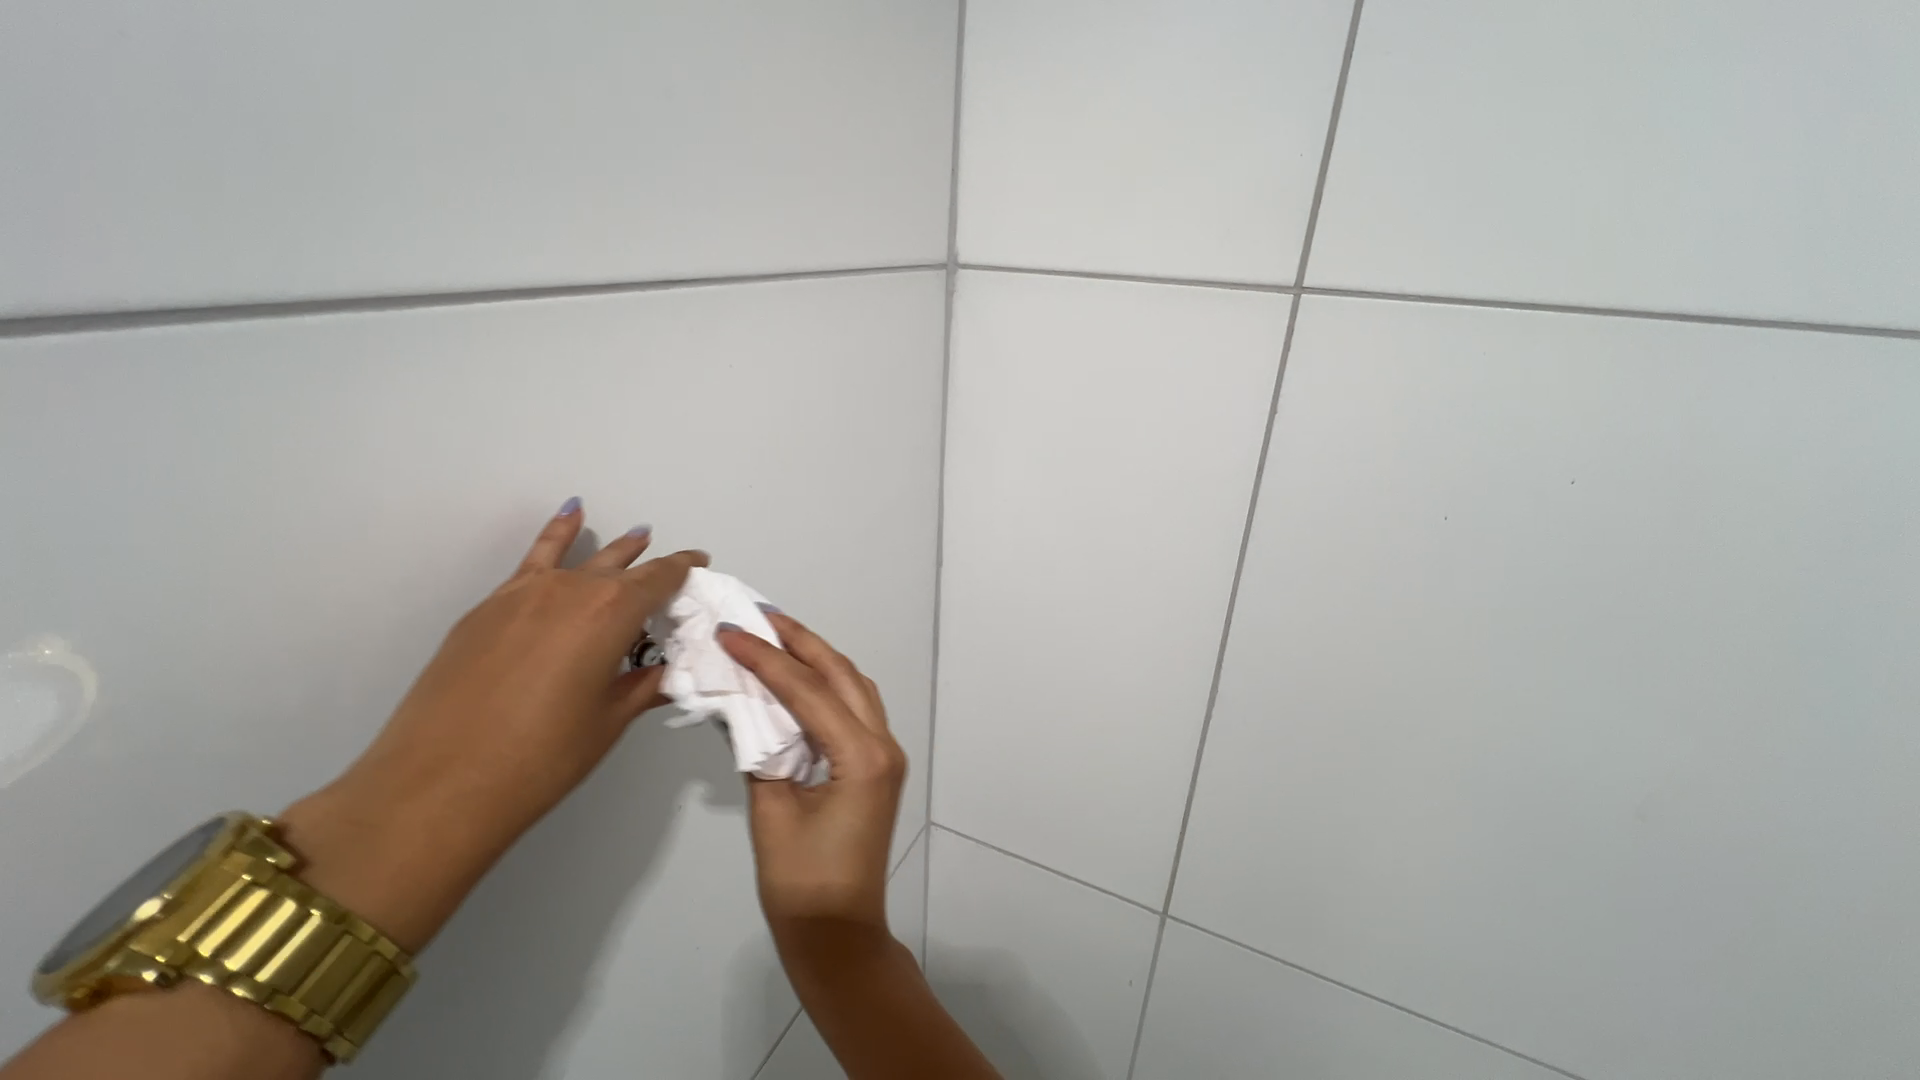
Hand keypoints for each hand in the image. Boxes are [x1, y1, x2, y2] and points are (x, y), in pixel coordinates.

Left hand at [281, 500, 707, 947]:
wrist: (439, 783)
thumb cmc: (542, 757)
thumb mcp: (609, 721)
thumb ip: (643, 685)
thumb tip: (669, 671)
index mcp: (612, 612)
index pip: (660, 578)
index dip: (684, 570)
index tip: (701, 564)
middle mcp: (571, 589)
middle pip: (621, 567)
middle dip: (651, 564)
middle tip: (673, 567)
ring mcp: (522, 595)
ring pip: (577, 559)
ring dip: (610, 549)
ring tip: (636, 534)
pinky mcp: (486, 609)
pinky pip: (532, 563)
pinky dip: (555, 539)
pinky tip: (566, 520)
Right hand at [719, 613, 906, 934]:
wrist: (837, 932)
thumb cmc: (800, 882)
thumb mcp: (771, 810)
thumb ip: (760, 749)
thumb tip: (744, 705)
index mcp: (861, 756)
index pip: (808, 690)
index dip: (766, 658)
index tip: (731, 632)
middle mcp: (883, 745)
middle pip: (841, 674)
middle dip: (800, 641)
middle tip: (759, 616)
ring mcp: (885, 754)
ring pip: (853, 686)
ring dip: (816, 658)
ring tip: (775, 635)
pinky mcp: (876, 765)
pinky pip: (854, 709)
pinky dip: (826, 685)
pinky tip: (797, 677)